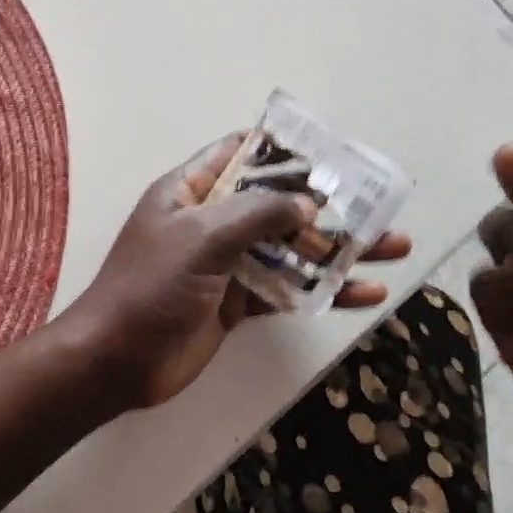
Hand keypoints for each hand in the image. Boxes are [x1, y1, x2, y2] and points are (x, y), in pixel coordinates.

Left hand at [67, 132, 411, 410]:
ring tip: (395, 248)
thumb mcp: (201, 237)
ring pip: (287, 249)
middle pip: (274, 205)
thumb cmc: (151, 286)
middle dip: (327, 207)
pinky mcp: (233, 305)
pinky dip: (322, 290)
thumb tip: (308, 204)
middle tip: (382, 207)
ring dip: (336, 249)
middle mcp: (207, 223)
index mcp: (188, 193)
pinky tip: (364, 293)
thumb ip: (257, 214)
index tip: (334, 153)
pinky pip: (285, 290)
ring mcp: (222, 265)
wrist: (117, 360)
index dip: (283, 152)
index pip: (238, 156)